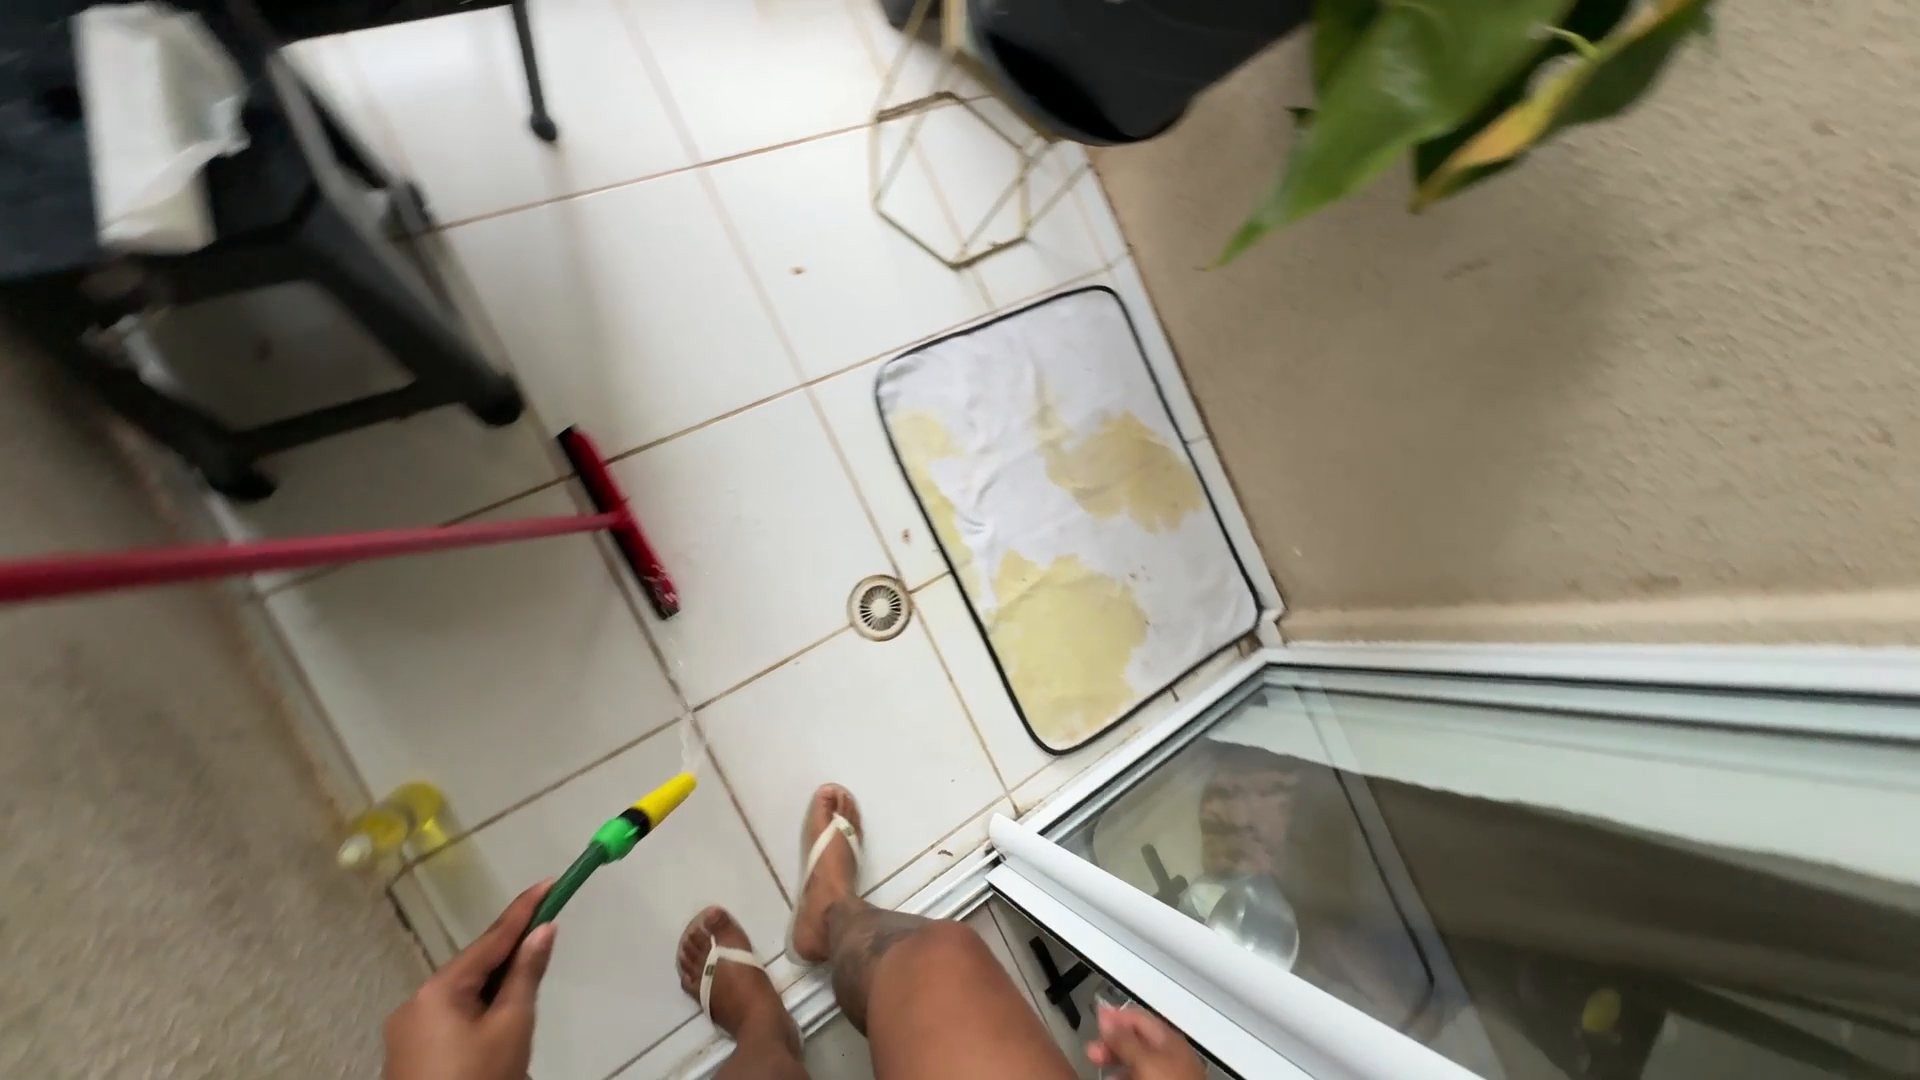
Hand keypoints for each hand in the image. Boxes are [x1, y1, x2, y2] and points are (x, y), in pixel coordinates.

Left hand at [384, 881, 557, 1079]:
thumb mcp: (512, 1024)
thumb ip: (527, 972)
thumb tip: (543, 929)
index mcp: (437, 991)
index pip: (492, 938)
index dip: (524, 909)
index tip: (550, 881)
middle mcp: (415, 1004)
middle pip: (476, 964)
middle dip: (512, 950)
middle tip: (548, 930)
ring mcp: (407, 1032)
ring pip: (466, 991)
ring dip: (498, 982)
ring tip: (530, 982)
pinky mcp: (410, 1056)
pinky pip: (453, 1014)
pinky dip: (481, 1006)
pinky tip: (501, 1015)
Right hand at [1086, 1003, 1206, 1079]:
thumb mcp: (1144, 1060)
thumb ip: (1124, 1038)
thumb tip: (1105, 1014)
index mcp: (1169, 1038)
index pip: (1138, 1016)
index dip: (1115, 1014)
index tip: (1096, 1017)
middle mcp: (1171, 1053)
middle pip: (1136, 1038)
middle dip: (1111, 1041)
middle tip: (1092, 1050)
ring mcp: (1170, 1072)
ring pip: (1137, 1060)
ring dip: (1116, 1061)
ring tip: (1100, 1067)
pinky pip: (1141, 1075)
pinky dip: (1125, 1075)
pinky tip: (1115, 1079)